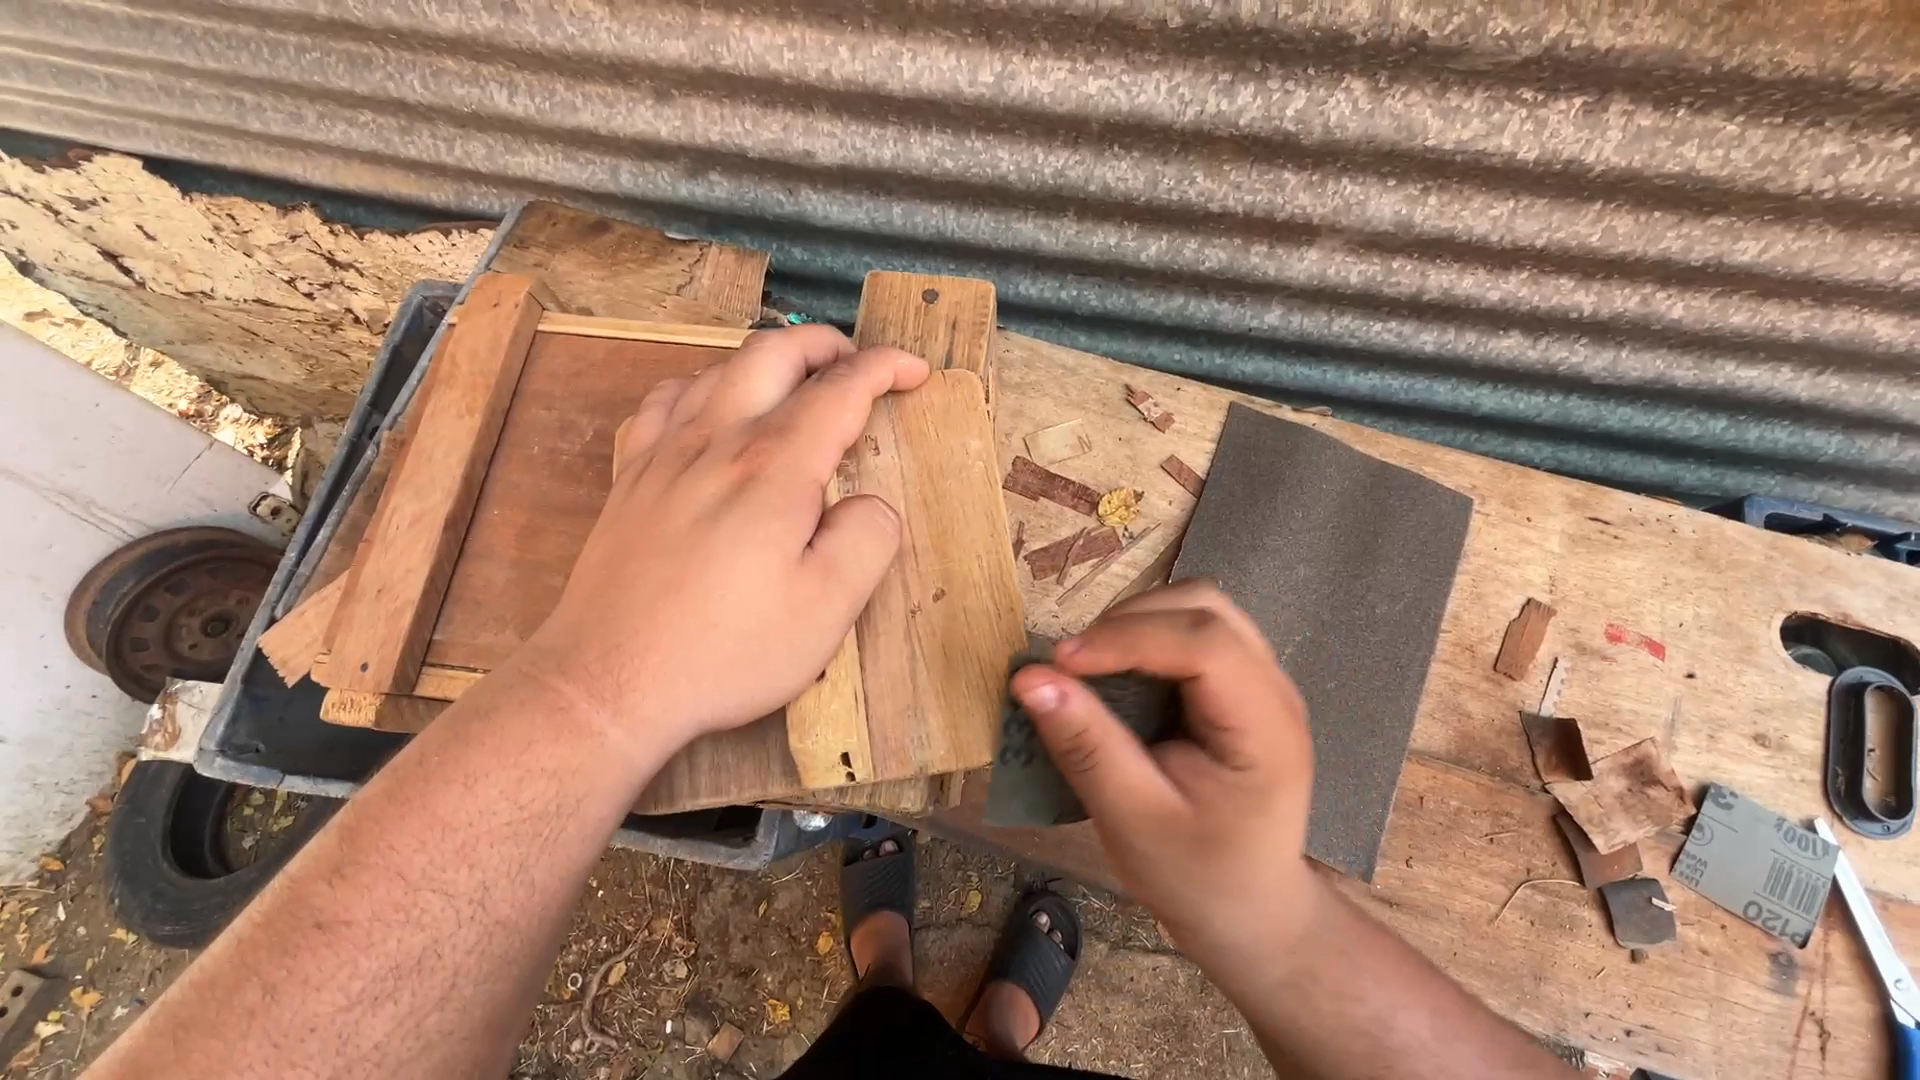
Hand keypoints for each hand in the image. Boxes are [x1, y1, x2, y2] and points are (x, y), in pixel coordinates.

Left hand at [503, 325, 929, 763]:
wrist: (609, 684)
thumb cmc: (726, 651)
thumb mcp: (828, 608)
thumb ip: (869, 538)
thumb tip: (870, 504)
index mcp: (774, 467)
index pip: (840, 390)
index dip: (884, 368)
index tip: (913, 370)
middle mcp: (717, 441)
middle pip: (774, 353)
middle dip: (826, 344)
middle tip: (858, 363)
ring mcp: (663, 454)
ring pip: (719, 367)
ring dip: (769, 359)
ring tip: (796, 382)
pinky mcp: (630, 479)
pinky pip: (664, 401)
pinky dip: (702, 385)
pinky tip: (710, 409)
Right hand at [1008, 581, 1318, 972]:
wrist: (1248, 910)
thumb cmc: (1196, 876)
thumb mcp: (1131, 820)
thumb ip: (1085, 745)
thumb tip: (1029, 677)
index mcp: (1265, 728)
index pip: (1205, 643)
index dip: (1127, 638)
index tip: (1060, 661)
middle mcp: (1272, 688)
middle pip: (1204, 607)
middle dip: (1129, 621)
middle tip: (1072, 665)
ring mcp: (1258, 682)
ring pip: (1196, 608)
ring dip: (1134, 623)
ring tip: (1089, 668)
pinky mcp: (1235, 685)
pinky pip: (1188, 632)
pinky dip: (1142, 638)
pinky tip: (1115, 677)